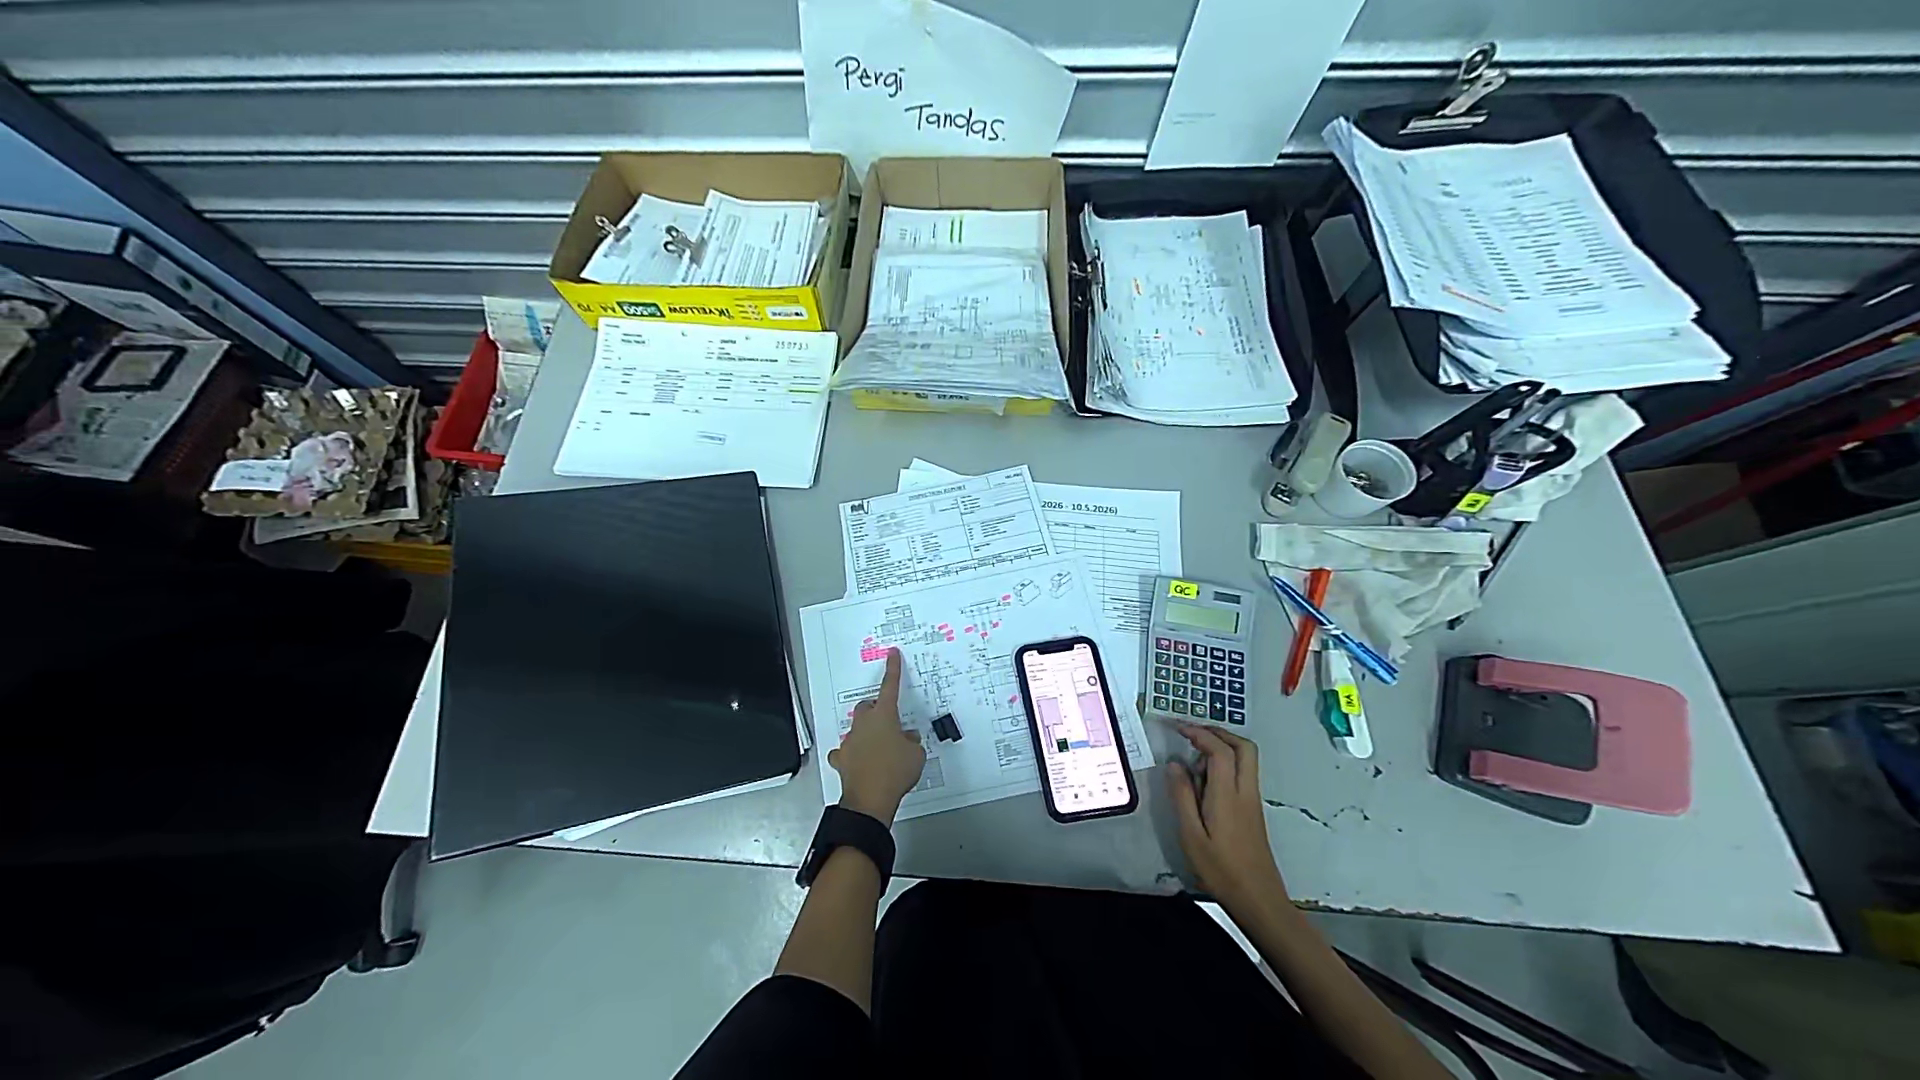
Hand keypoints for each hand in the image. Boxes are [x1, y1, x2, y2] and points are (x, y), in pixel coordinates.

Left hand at [828, 649, 924, 826]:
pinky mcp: (842, 759)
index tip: (892, 655)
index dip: (893, 669)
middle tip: (890, 723)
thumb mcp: (916, 754)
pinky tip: (861, 762)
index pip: (890, 686)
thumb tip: (907, 739)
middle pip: (868, 707)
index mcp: (884, 716)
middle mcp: (864, 724)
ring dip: (867, 734)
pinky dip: (852, 755)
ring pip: (857, 728)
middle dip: (877, 711)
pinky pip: (846, 752)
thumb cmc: (895, 772)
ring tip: (880, 749)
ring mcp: (850, 741)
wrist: (870, 799)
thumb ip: (912, 741)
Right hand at [1166, 724, 1289, 915]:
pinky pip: (1242, 773)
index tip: (1178, 728)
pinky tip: (1204, 780)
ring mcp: (1253, 800)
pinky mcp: (1253, 810)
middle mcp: (1245, 791)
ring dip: (1222, 746)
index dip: (1199, 732)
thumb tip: (1174, 764)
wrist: (1258, 899)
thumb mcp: (1191, 835)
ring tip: (1193, 758)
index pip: (1220, 750)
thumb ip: (1182, 796)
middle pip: (1243, 747)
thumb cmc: (1221, 869)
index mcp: (1228, 795)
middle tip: (1192, 732)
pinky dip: (1225, 763)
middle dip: (1217, 732)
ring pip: (1246, 759)